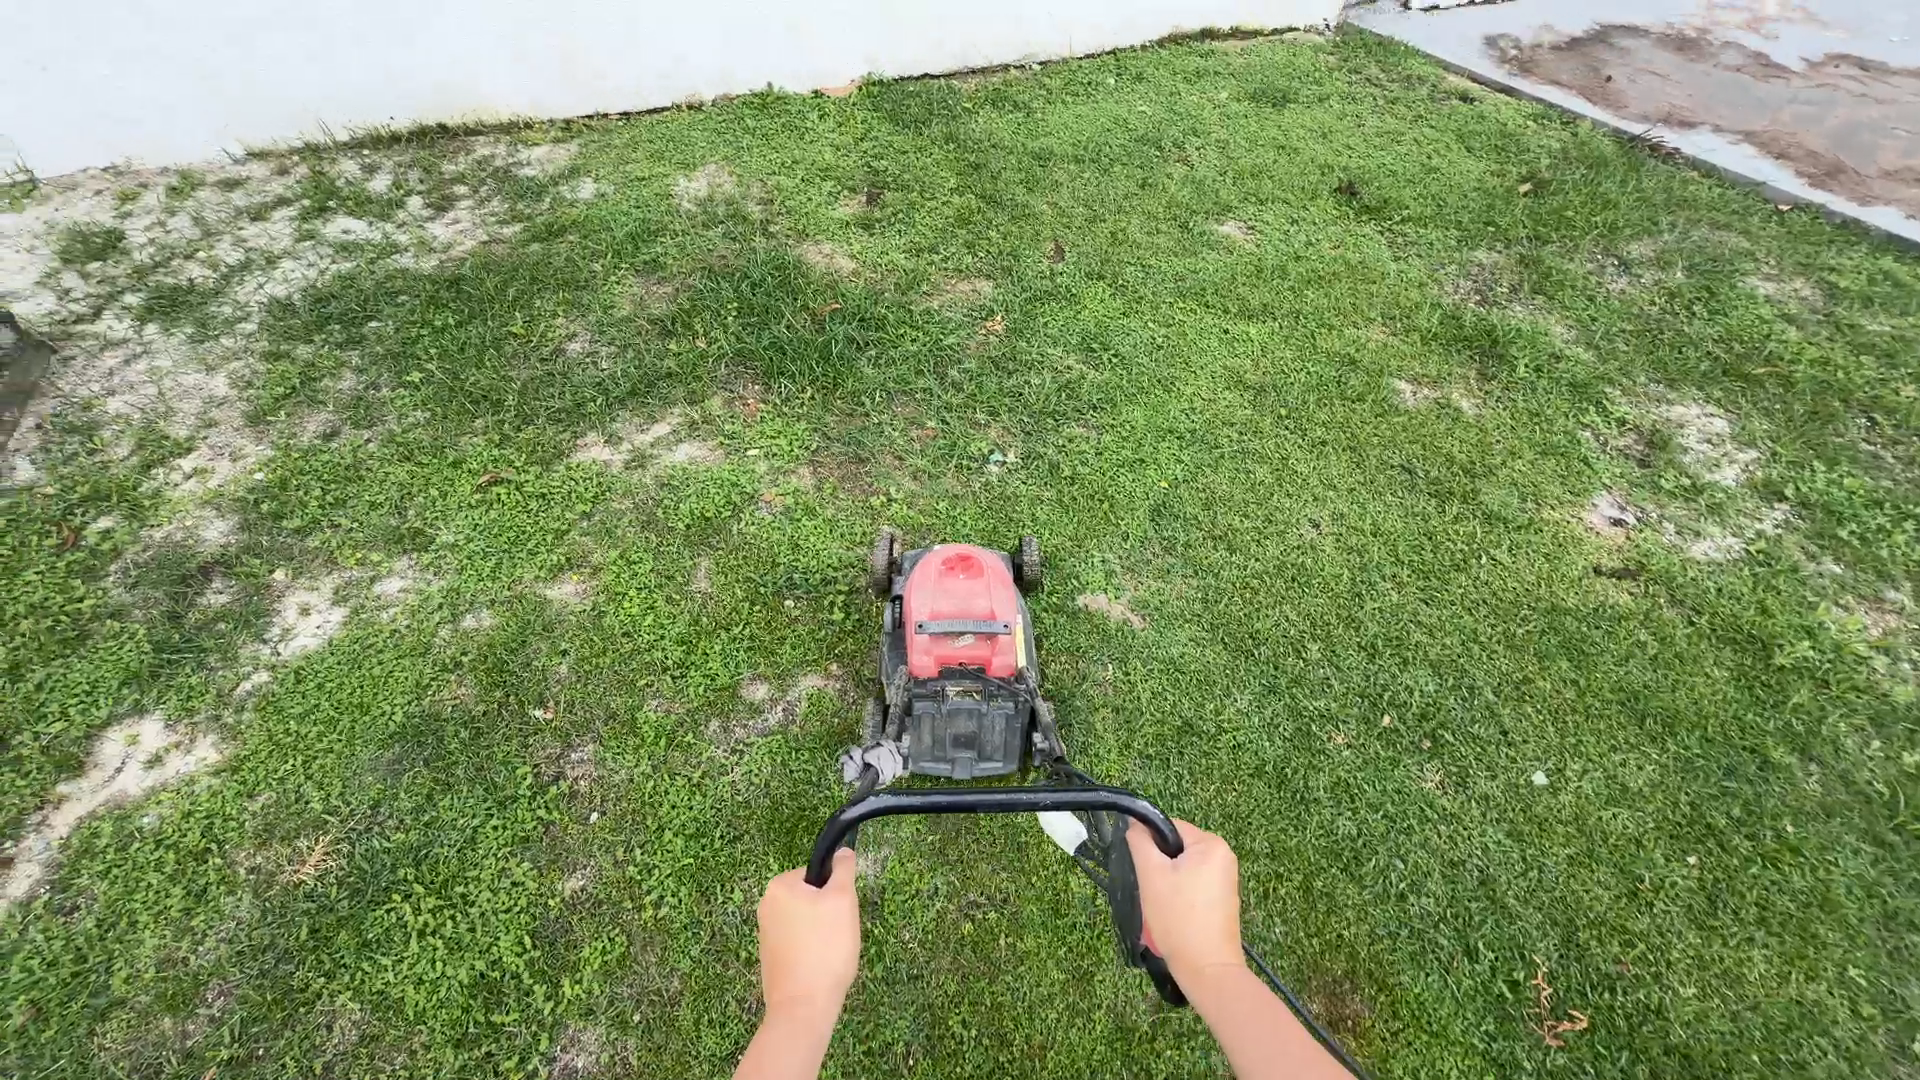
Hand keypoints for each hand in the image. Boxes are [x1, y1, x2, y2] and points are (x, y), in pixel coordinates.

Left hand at [755, 848, 860, 1017]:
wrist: (803, 1007)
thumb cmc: (825, 947)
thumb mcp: (843, 899)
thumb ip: (843, 869)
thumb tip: (842, 851)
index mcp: (778, 886)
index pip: (816, 875)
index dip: (834, 892)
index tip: (841, 913)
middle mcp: (766, 906)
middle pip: (811, 898)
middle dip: (828, 914)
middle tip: (838, 933)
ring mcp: (766, 935)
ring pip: (807, 922)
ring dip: (822, 934)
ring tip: (830, 953)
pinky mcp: (770, 959)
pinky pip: (798, 943)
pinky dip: (811, 951)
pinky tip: (820, 966)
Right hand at [1125, 818, 1243, 983]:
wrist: (1207, 970)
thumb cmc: (1178, 918)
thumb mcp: (1151, 874)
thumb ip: (1140, 841)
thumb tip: (1135, 823)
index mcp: (1212, 844)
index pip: (1169, 827)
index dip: (1150, 843)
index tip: (1141, 866)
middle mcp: (1224, 856)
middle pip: (1177, 848)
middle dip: (1159, 865)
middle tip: (1150, 888)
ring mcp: (1226, 878)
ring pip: (1182, 867)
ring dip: (1166, 881)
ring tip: (1160, 903)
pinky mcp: (1222, 898)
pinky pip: (1193, 883)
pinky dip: (1179, 893)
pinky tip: (1172, 912)